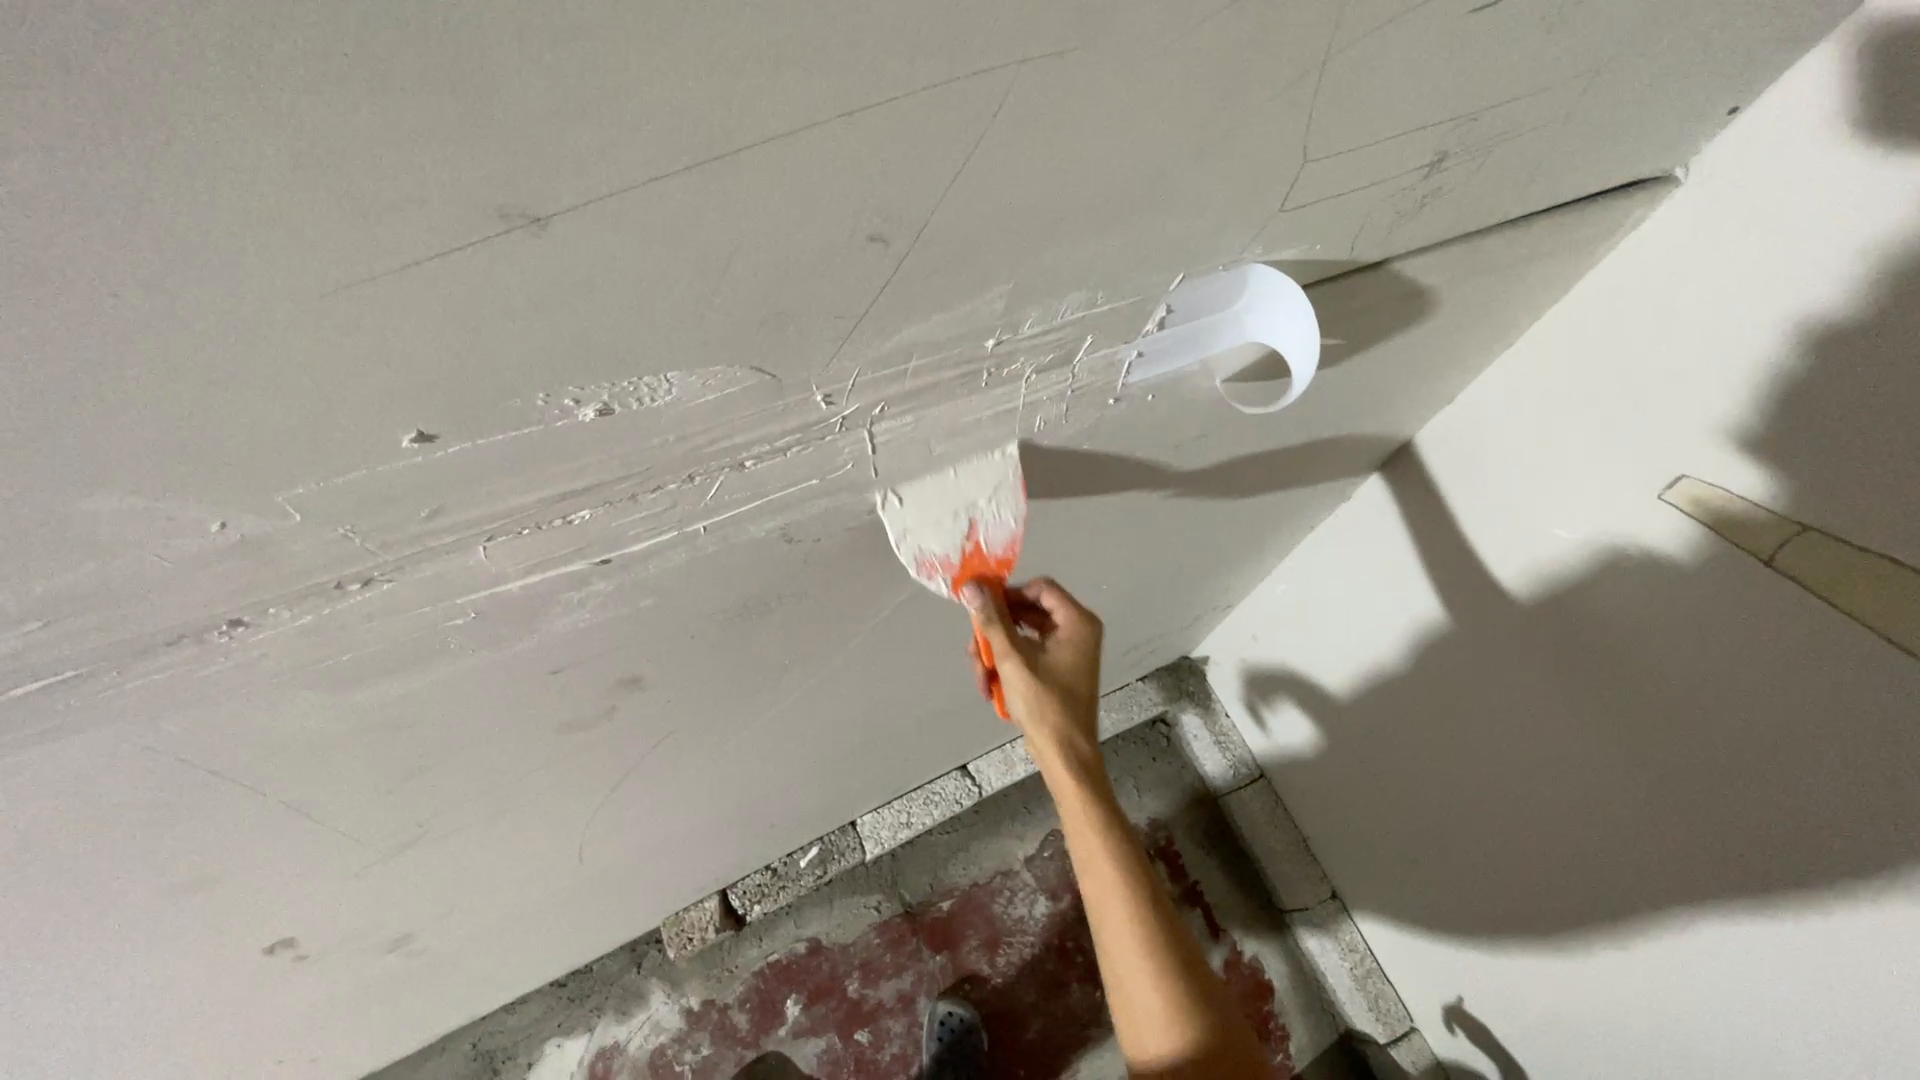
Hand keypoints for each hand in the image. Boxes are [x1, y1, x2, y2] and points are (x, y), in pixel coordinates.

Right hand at [960, 577, 1103, 758]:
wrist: (1064, 753)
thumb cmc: (1044, 703)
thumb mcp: (1012, 658)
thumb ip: (992, 620)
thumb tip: (972, 585)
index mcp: (1077, 621)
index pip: (1039, 588)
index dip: (1008, 594)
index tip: (981, 607)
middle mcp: (1077, 631)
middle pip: (1028, 612)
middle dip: (996, 631)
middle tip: (974, 648)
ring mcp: (1069, 652)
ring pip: (1023, 637)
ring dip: (997, 653)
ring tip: (981, 676)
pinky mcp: (1058, 670)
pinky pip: (1029, 655)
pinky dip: (1009, 667)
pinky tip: (991, 687)